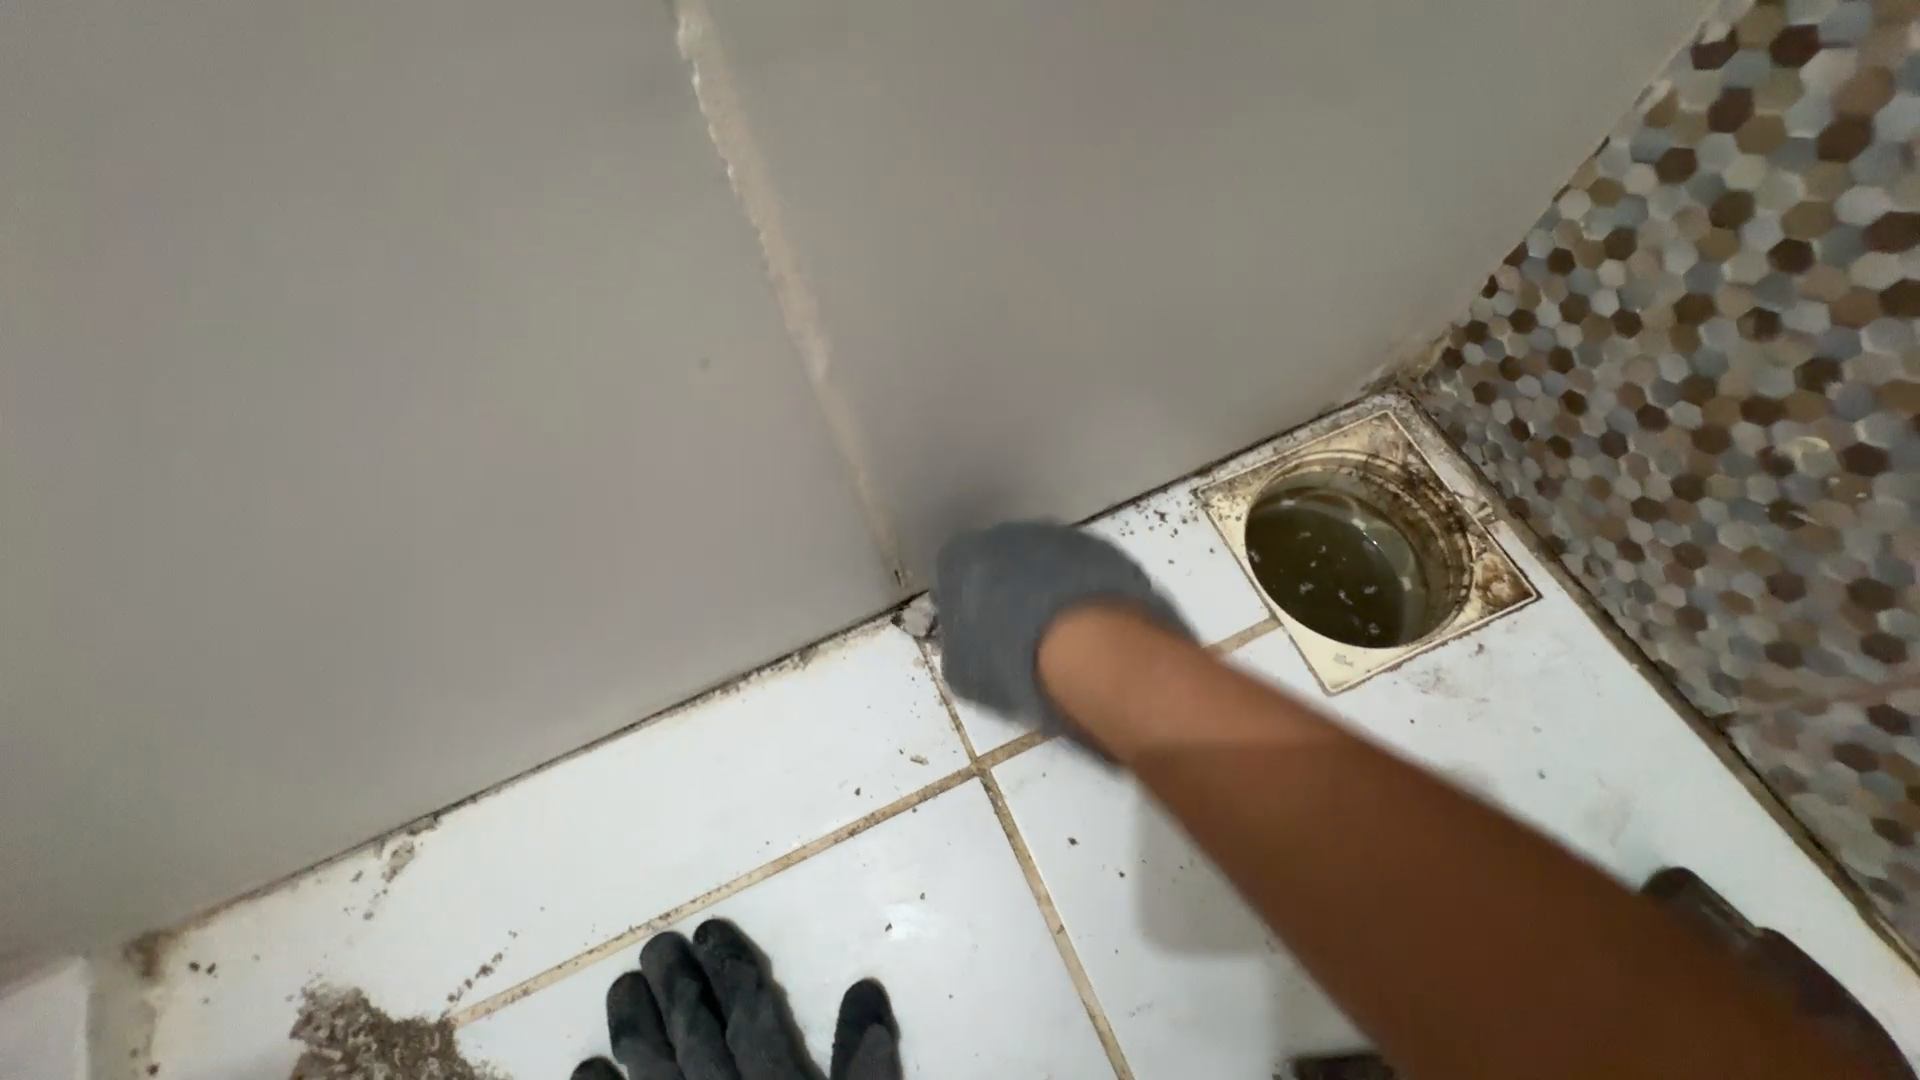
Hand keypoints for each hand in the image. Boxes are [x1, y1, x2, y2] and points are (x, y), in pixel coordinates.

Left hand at [570, 920, 899, 1079]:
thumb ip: (867, 1068)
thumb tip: (864, 987)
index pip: (752, 1015)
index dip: (731, 969)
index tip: (710, 931)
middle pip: (695, 1037)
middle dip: (677, 987)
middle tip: (655, 945)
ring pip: (652, 1077)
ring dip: (635, 1031)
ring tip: (619, 989)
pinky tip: (586, 1072)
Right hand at [934, 520, 1191, 749]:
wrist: (1088, 649)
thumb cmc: (1013, 663)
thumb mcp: (965, 672)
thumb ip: (959, 646)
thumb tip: (968, 646)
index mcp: (961, 557)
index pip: (954, 572)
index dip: (966, 603)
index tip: (978, 632)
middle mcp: (1006, 535)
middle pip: (1002, 560)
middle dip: (1009, 590)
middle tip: (1020, 633)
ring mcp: (1059, 537)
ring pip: (1045, 561)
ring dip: (1049, 588)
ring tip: (1061, 633)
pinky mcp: (1103, 549)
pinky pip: (1085, 569)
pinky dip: (1083, 592)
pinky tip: (1091, 626)